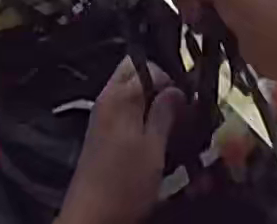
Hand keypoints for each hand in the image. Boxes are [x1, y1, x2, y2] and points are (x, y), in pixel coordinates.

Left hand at [57, 60, 183, 223]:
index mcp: (120, 95)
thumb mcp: (153, 150)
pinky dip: (136, 109)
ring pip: (126, 86)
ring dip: (147, 95)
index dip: (170, 79)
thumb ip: (164, 114)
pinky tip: (150, 133)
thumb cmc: (124, 184)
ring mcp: (101, 111)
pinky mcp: (100, 128)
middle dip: (156, 81)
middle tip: (175, 106)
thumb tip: (177, 91)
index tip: (186, 101)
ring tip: (167, 121)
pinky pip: (120, 104)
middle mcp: (108, 96)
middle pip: (133, 69)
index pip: (148, 66)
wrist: (90, 216)